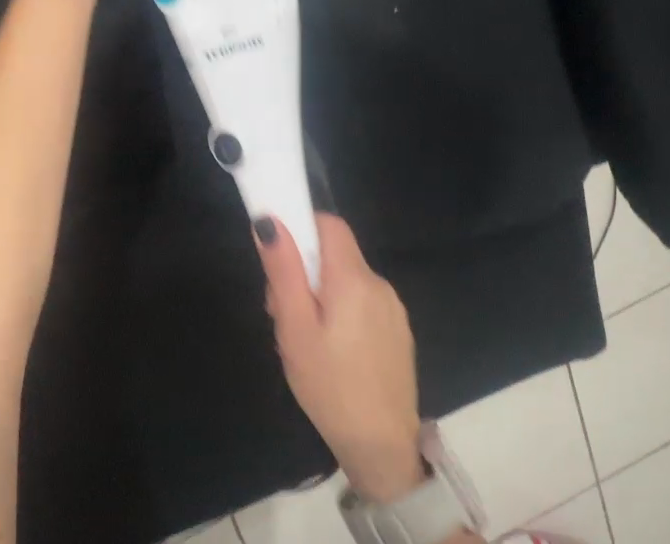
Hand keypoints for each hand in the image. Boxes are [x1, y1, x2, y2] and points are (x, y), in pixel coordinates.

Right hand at [256, 214, 426, 503]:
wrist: (381, 447)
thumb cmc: (329, 385)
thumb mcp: (294, 328)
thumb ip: (283, 271)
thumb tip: (271, 221)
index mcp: (353, 279)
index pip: (330, 224)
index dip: (302, 228)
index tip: (279, 259)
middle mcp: (379, 285)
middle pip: (334, 257)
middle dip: (304, 274)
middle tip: (281, 316)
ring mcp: (393, 311)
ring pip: (346, 283)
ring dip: (321, 297)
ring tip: (303, 342)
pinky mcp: (398, 334)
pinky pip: (362, 306)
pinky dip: (341, 315)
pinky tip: (330, 354)